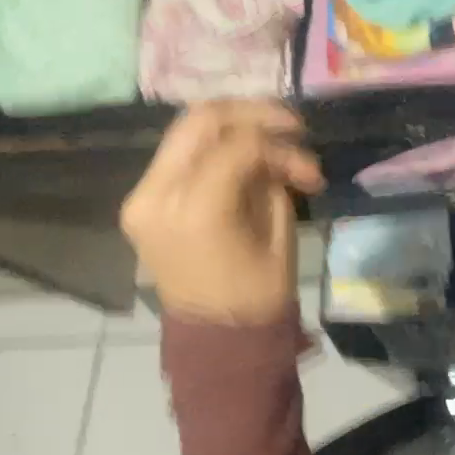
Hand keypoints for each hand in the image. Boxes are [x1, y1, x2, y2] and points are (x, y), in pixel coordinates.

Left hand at [121, 100, 325, 324]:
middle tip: (292, 126)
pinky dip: (214, 150)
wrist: (217, 339)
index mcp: (195, 209)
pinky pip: (179, 157)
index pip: (240, 144)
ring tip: (273, 143)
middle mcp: (157, 194)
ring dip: (234, 129)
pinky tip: (246, 161)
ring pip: (187, 132)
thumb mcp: (278, 232)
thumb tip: (275, 152)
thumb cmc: (258, 295)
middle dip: (253, 114)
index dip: (282, 147)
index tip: (311, 169)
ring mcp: (142, 197)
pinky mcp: (142, 202)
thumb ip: (272, 180)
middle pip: (202, 120)